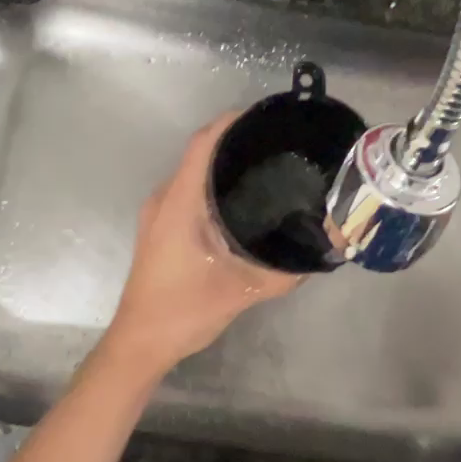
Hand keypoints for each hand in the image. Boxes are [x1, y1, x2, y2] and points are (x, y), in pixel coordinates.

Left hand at [99, 112, 302, 376]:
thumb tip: (321, 252)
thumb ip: (282, 273)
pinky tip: (242, 200)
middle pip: (200, 153)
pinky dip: (214, 184)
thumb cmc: (182, 311)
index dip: (230, 123)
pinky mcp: (161, 228)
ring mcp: (159, 214)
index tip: (264, 117)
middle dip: (236, 141)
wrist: (139, 343)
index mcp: (179, 203)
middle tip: (277, 144)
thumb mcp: (239, 292)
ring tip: (266, 166)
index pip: (202, 145)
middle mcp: (165, 199)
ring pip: (194, 173)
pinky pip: (189, 191)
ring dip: (224, 164)